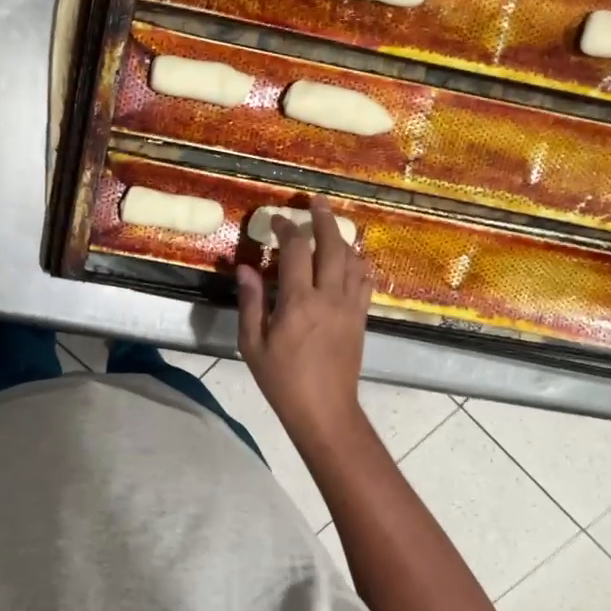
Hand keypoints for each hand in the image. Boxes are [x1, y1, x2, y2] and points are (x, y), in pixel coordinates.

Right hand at [236, 198, 373, 444]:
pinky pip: (365, 281)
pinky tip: (354, 258)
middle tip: (316, 202)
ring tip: (333, 225)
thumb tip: (245, 268)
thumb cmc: (281, 380)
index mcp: (298, 302)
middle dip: (323, 220)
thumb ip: (251, 302)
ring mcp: (349, 306)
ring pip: (352, 259)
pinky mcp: (360, 317)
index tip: (276, 220)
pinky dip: (359, 263)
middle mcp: (328, 296)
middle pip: (331, 245)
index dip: (286, 229)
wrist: (324, 408)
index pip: (295, 251)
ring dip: (343, 237)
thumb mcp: (253, 344)